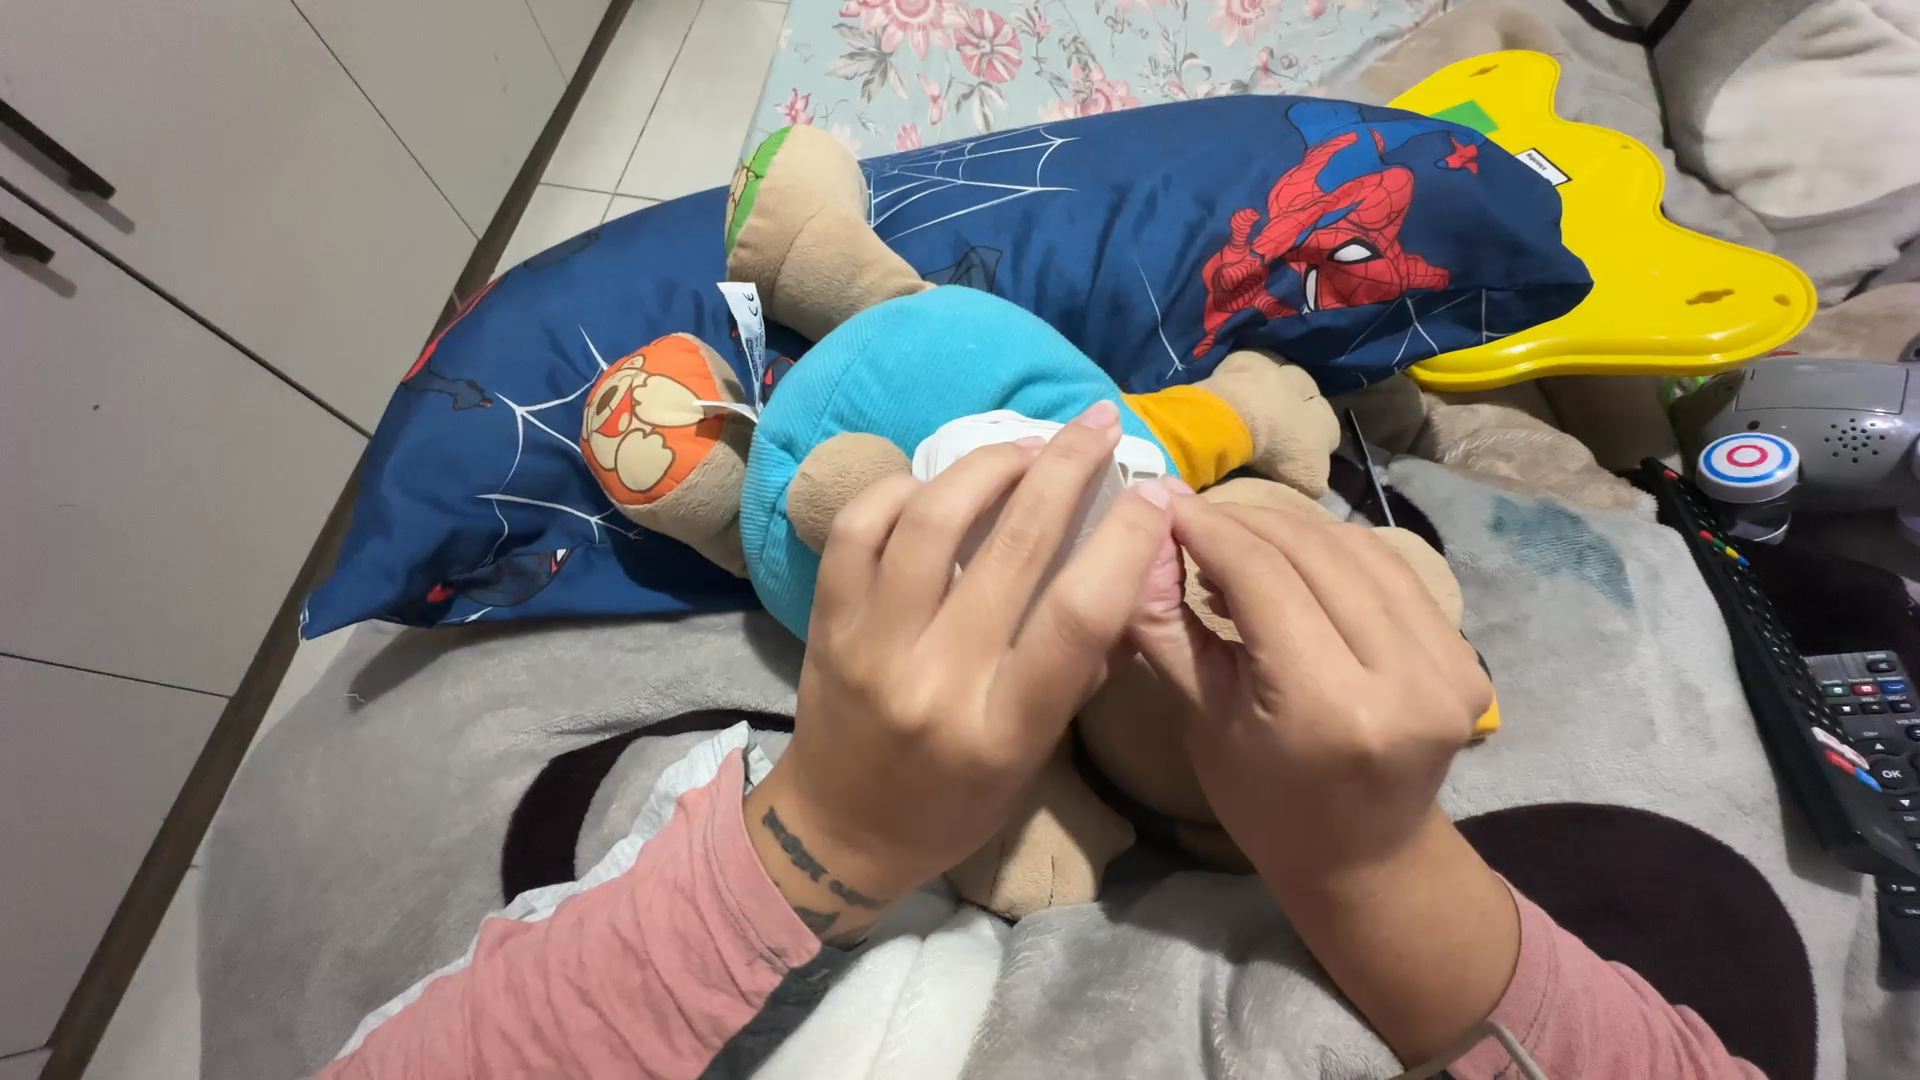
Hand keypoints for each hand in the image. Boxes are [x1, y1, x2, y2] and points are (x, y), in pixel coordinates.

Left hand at [745, 401, 1177, 944]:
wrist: (838, 827)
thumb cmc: (954, 804)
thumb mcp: (1033, 758)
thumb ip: (1077, 669)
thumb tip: (1121, 568)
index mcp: (1002, 729)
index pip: (1079, 617)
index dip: (1126, 538)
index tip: (1155, 489)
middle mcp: (935, 680)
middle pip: (1011, 549)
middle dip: (1065, 469)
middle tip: (1095, 425)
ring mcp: (871, 645)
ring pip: (930, 521)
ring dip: (987, 465)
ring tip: (1024, 446)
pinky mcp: (827, 622)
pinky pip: (858, 528)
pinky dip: (901, 489)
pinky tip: (934, 483)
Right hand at [1132, 498, 1490, 880]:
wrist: (1364, 858)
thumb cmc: (1262, 801)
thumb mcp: (1199, 716)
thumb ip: (1167, 626)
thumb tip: (1139, 545)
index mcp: (1330, 709)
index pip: (1264, 579)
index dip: (1209, 531)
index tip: (1166, 506)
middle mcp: (1407, 679)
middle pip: (1314, 553)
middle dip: (1244, 522)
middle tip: (1192, 518)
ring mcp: (1452, 666)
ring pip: (1355, 548)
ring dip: (1286, 529)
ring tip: (1233, 540)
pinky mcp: (1468, 656)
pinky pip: (1388, 569)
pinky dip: (1330, 549)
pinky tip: (1289, 556)